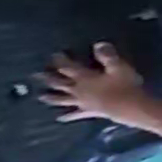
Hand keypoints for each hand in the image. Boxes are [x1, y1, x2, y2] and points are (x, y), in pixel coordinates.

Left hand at [35, 44, 152, 124]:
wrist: (125, 105)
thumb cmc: (124, 84)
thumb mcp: (120, 67)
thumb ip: (108, 56)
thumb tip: (98, 44)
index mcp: (84, 78)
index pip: (69, 68)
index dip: (62, 61)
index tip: (54, 55)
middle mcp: (77, 89)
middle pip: (59, 83)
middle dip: (48, 78)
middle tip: (35, 75)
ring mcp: (80, 101)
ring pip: (61, 99)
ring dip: (51, 97)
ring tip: (41, 96)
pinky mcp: (86, 110)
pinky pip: (74, 114)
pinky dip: (66, 116)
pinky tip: (60, 118)